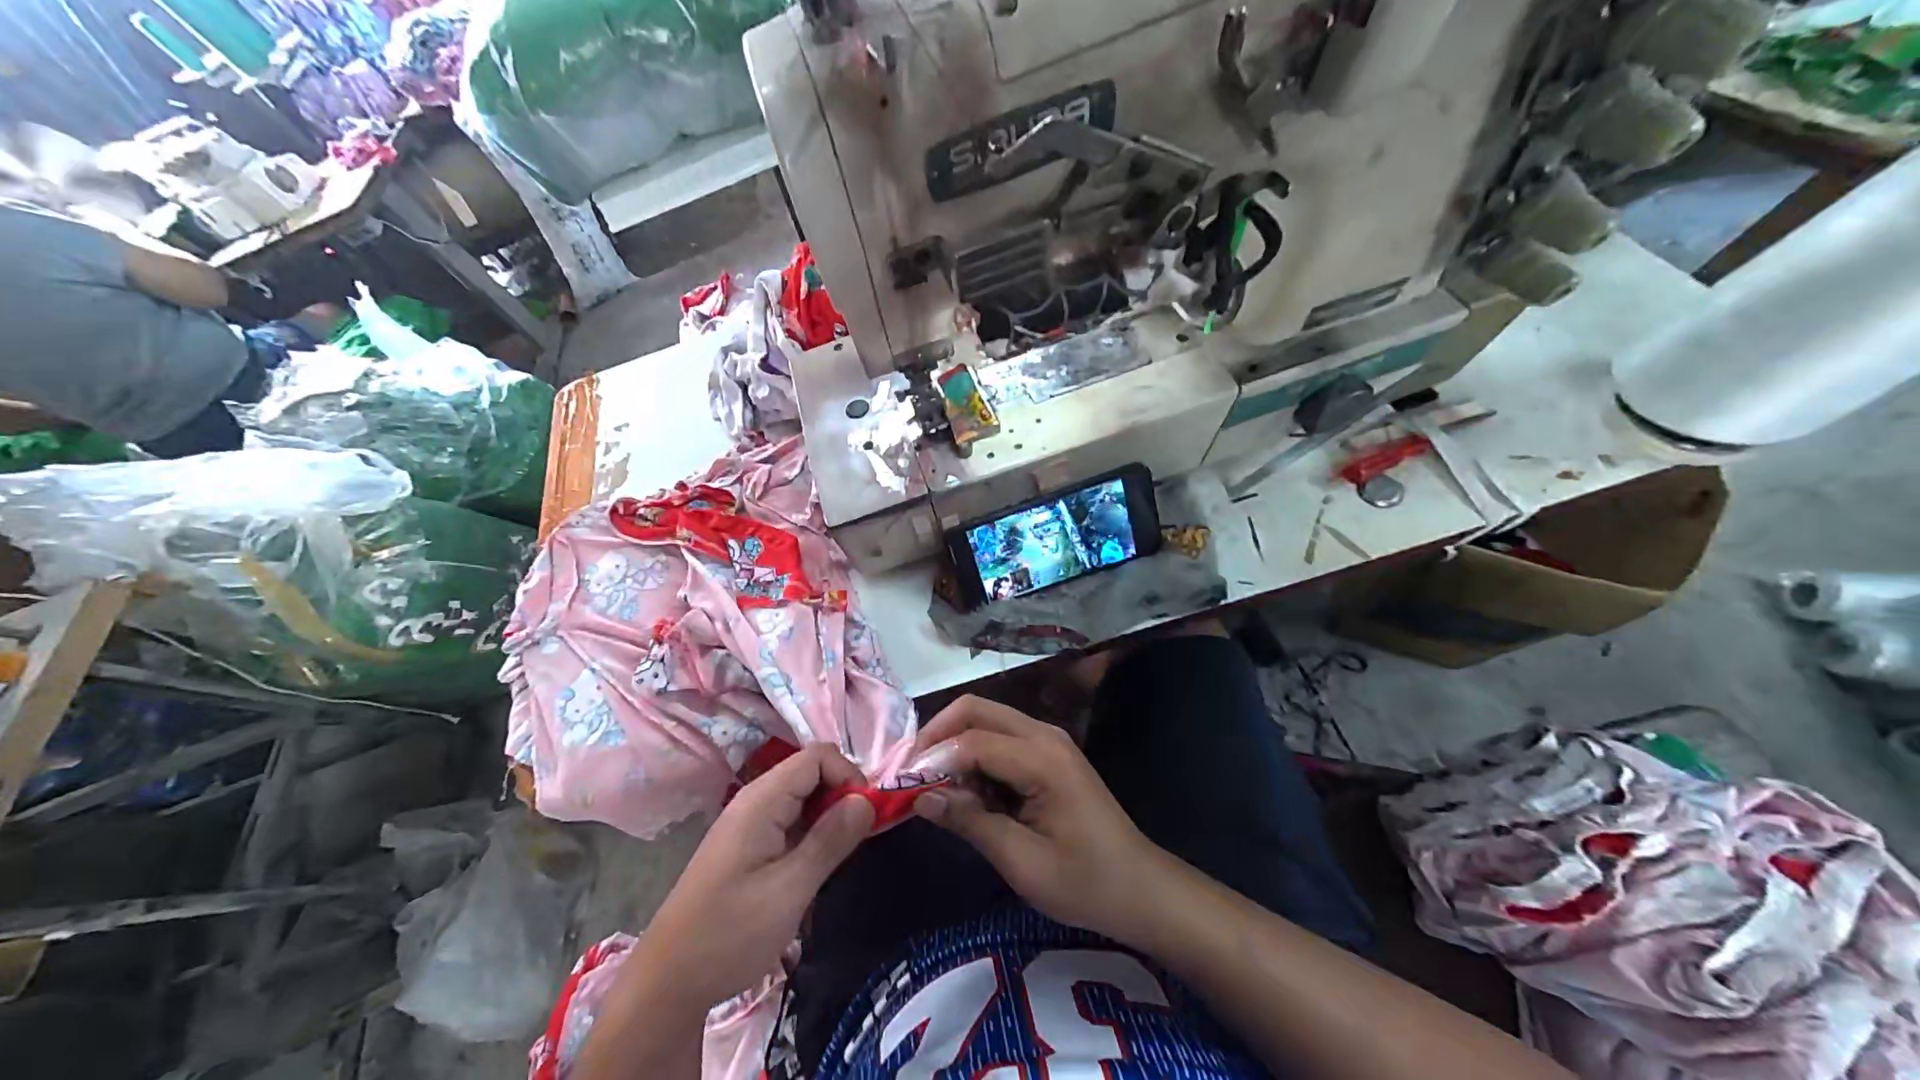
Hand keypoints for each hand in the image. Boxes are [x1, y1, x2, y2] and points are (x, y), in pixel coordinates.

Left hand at [635, 744, 875, 1007]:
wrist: (669, 982)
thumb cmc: (730, 935)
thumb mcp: (790, 890)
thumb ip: (831, 840)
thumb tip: (867, 800)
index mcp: (761, 800)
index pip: (818, 756)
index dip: (849, 777)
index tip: (867, 818)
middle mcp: (755, 800)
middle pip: (812, 772)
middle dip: (843, 796)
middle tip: (859, 840)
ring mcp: (749, 823)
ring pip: (804, 797)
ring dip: (829, 817)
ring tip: (840, 857)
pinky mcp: (748, 845)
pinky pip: (791, 820)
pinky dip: (812, 833)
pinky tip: (816, 867)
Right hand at [909, 695, 1169, 943]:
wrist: (1140, 889)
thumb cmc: (1085, 882)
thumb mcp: (1022, 862)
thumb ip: (970, 822)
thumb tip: (921, 797)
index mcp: (1042, 758)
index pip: (971, 740)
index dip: (931, 759)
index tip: (898, 786)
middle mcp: (1044, 736)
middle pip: (976, 711)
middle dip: (937, 736)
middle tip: (910, 775)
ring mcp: (1048, 742)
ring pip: (985, 721)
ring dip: (954, 746)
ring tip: (934, 789)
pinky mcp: (1048, 755)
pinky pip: (1000, 739)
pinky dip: (974, 757)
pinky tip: (966, 794)